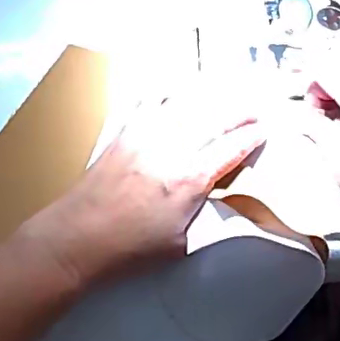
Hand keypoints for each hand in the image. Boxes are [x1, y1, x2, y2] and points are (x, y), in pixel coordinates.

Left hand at [18, 87, 264, 288]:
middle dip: (237, 113)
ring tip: (224, 96)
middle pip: (213, 119)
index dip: (250, 138)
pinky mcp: (124, 133)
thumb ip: (201, 212)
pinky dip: (166, 93)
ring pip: (184, 105)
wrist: (77, 238)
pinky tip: (175, 89)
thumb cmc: (129, 250)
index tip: (262, 131)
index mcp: (189, 180)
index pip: (229, 149)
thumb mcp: (180, 244)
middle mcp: (170, 150)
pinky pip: (149, 103)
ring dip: (209, 98)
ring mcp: (145, 137)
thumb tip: (211, 194)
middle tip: (253, 111)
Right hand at [297, 63, 339, 256]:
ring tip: (339, 125)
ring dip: (339, 92)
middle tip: (320, 121)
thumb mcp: (338, 157)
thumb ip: (313, 124)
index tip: (303, 110)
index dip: (306, 87)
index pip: (323, 69)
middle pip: (338, 66)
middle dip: (323, 90)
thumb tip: (301, 111)